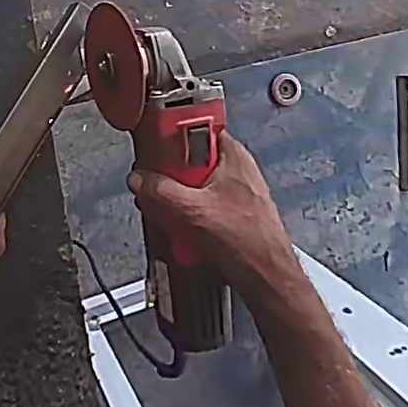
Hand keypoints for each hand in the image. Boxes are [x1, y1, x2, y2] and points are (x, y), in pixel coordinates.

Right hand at [127, 135, 301, 304]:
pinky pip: (203, 203)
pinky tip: (185, 230)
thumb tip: (140, 180)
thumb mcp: (192, 211)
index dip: (173, 137)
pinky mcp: (233, 211)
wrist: (267, 278)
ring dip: (179, 198)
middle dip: (171, 176)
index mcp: (233, 155)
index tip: (155, 148)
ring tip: (171, 214)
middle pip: (190, 160)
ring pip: (195, 184)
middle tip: (159, 189)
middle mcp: (237, 168)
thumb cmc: (248, 242)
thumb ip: (160, 191)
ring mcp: (236, 190)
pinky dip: (191, 213)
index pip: (196, 128)